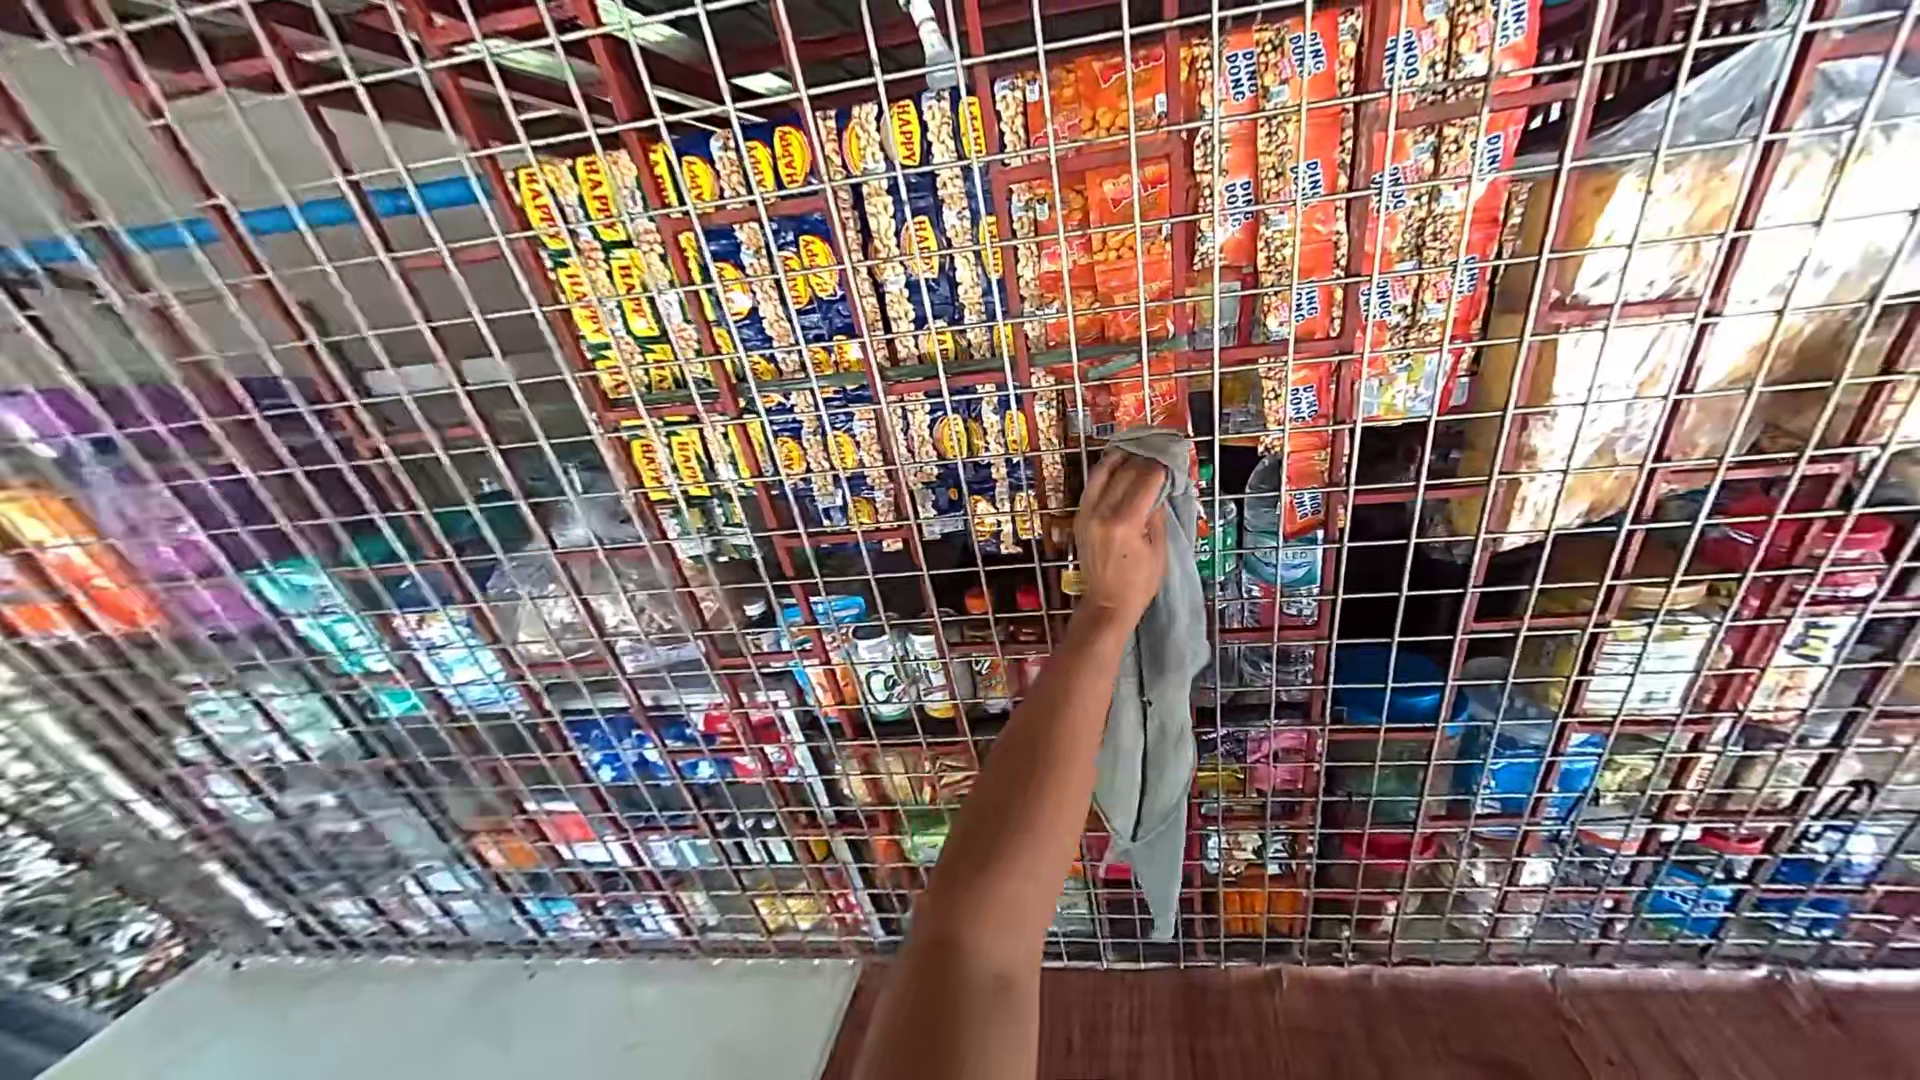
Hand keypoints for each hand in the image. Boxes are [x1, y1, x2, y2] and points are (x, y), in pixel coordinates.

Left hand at [1073, 453, 1167, 628]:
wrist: (1106, 603)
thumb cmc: (1139, 583)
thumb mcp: (1158, 550)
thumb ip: (1156, 515)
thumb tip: (1159, 487)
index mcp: (1125, 523)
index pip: (1145, 481)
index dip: (1160, 468)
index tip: (1171, 459)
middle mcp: (1101, 513)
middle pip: (1124, 473)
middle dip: (1143, 460)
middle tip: (1158, 452)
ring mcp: (1086, 514)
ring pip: (1102, 473)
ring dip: (1120, 458)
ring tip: (1136, 449)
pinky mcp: (1079, 517)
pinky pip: (1091, 486)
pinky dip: (1104, 472)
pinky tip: (1117, 465)